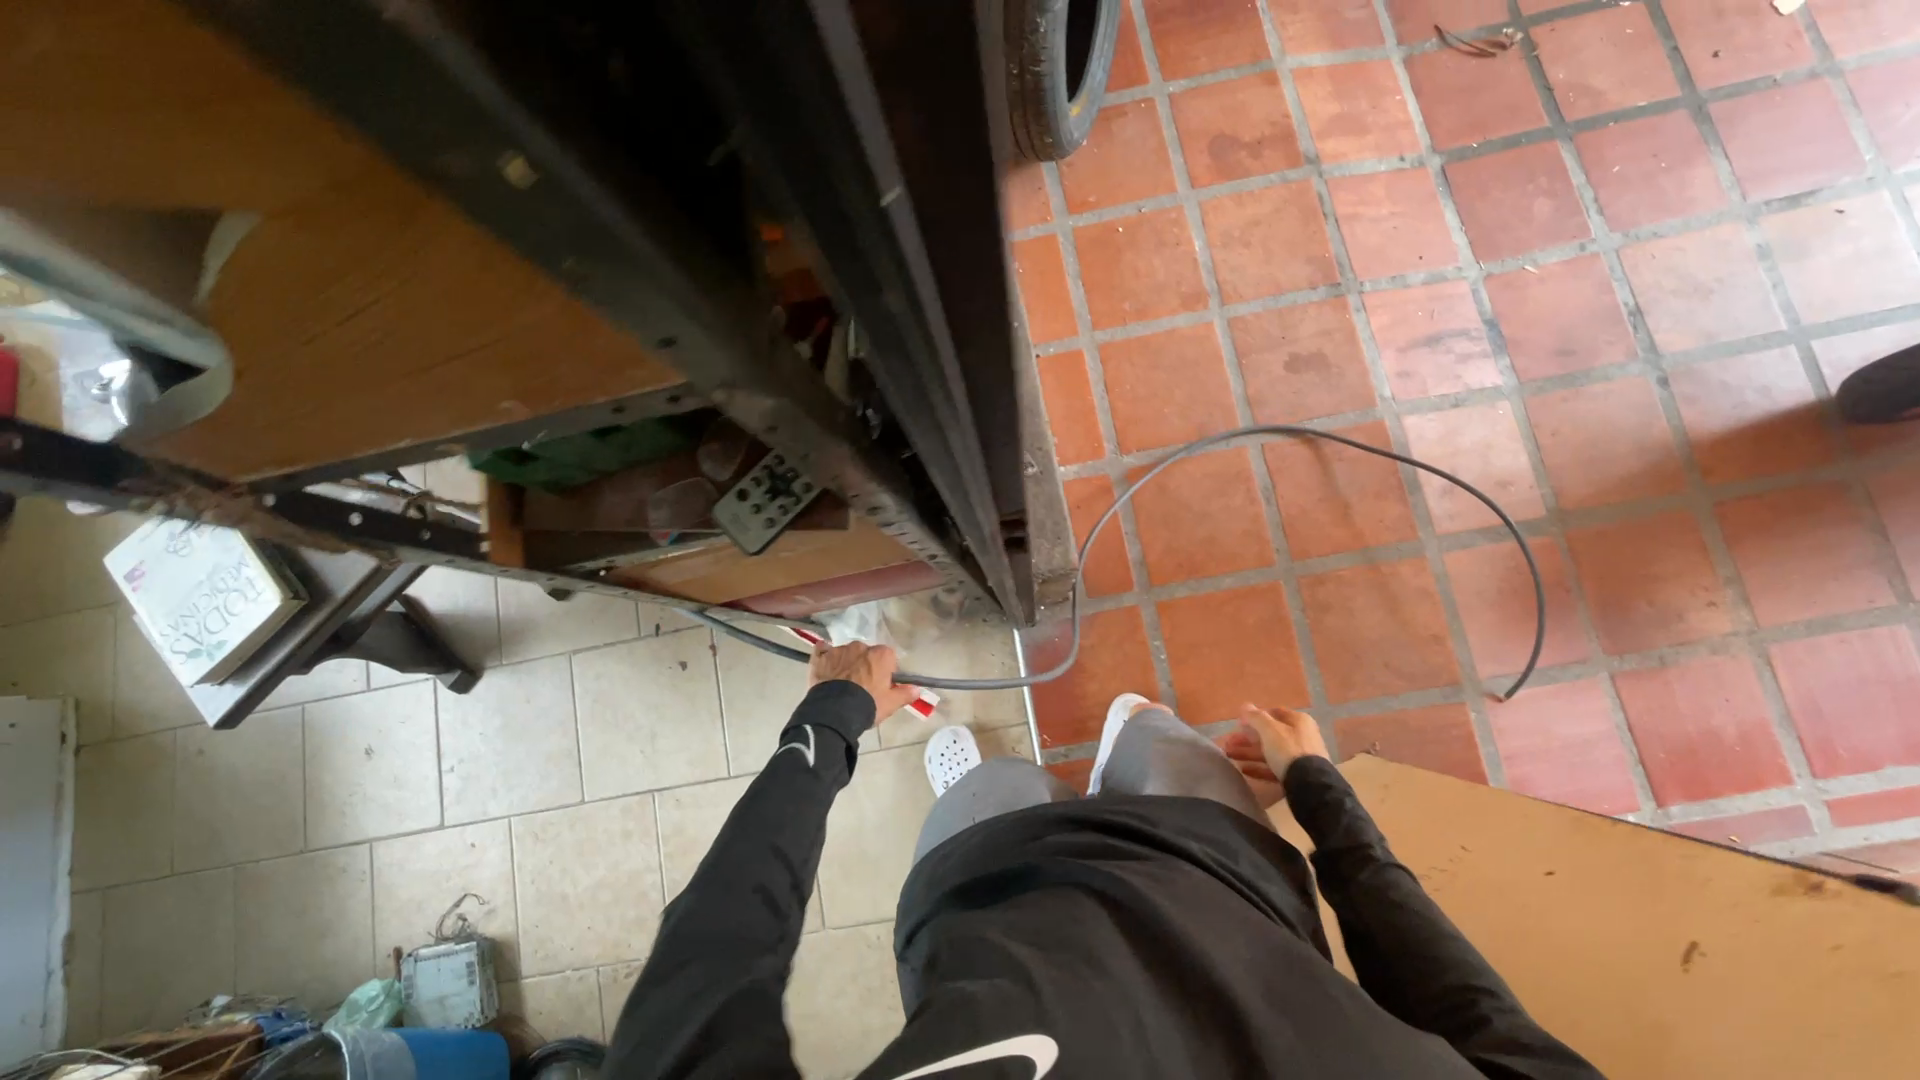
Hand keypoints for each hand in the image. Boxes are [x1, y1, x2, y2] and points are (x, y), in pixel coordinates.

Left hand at [808, 642, 921, 721]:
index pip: (888, 656)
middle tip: (863, 684)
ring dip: (847, 662)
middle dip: (866, 664)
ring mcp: (838, 650)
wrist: (835, 712)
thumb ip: (905, 694)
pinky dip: (825, 656)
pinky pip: (823, 650)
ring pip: (846, 652)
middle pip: (867, 653)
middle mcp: (860, 647)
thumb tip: (917, 690)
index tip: (883, 683)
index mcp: (881, 655)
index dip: (886, 669)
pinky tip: (826, 667)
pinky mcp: (820, 657)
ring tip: (842, 682)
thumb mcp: (891, 703)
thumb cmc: (868, 705)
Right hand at [1217, 703, 1327, 795]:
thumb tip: (1245, 705)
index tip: (1239, 724)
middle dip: (1247, 738)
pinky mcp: (1296, 775)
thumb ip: (1256, 717)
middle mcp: (1301, 737)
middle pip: (1269, 735)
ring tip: (1229, 755)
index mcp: (1298, 721)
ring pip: (1270, 752)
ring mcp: (1299, 757)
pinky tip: (1243, 770)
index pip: (1274, 713)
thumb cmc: (1288, 750)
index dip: (1256, 717)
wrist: (1310, 784)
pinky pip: (1274, 768)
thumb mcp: (1269, 730)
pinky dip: (1259, 768)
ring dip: (1248, 752)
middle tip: (1228, 742)